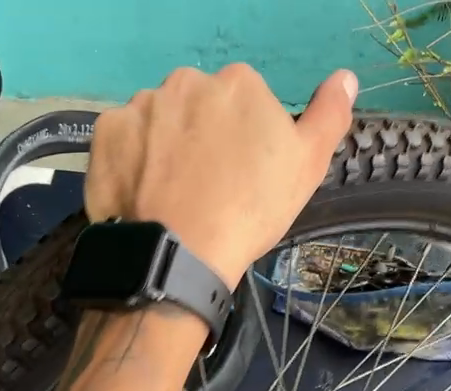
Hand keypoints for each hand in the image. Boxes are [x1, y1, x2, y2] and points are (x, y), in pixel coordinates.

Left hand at [85, 65, 357, 286]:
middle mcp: (187, 81)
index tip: (241, 180)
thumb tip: (345, 78)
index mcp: (239, 83)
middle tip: (207, 192)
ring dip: (165, 151)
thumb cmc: (250, 212)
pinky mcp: (105, 133)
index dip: (244, 145)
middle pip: (198, 110)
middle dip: (202, 141)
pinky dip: (131, 165)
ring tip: (173, 199)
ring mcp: (141, 105)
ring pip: (159, 125)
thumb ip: (328, 117)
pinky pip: (122, 143)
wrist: (180, 253)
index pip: (243, 107)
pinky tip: (143, 196)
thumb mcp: (306, 169)